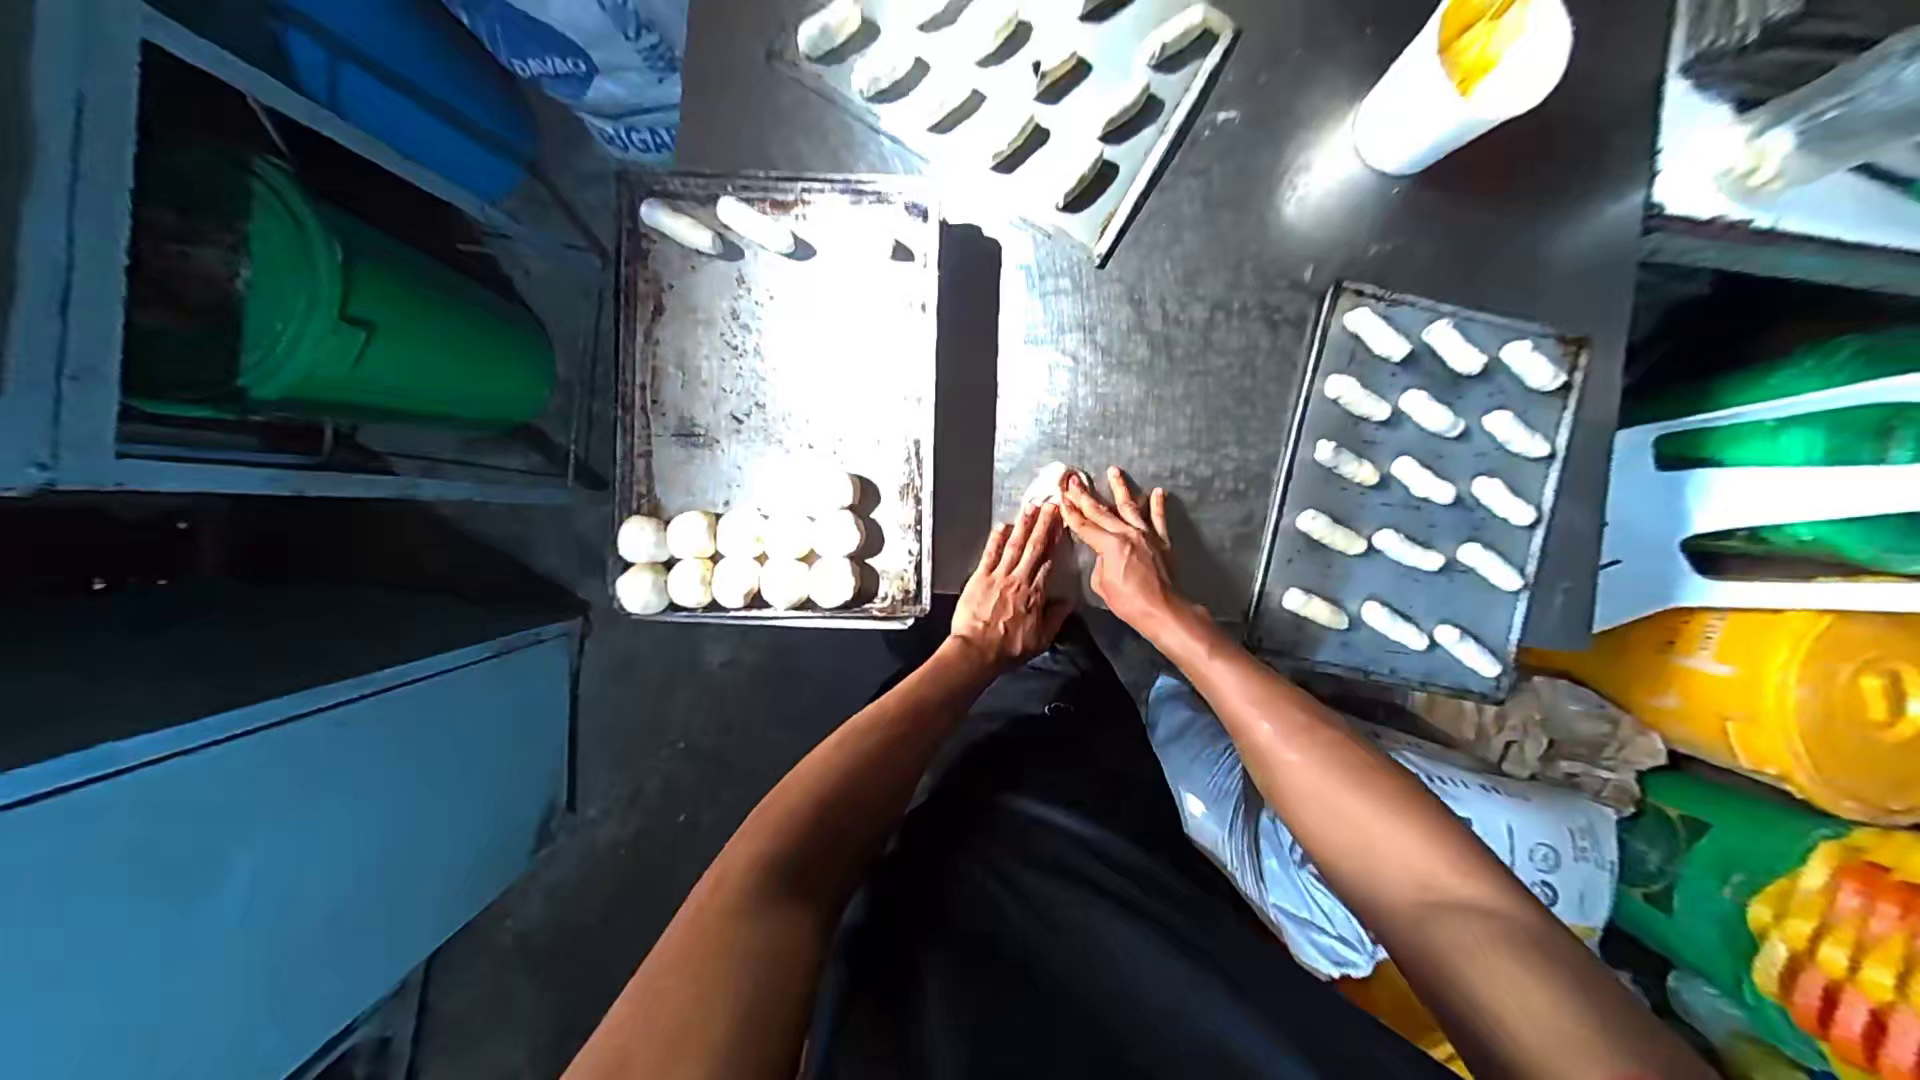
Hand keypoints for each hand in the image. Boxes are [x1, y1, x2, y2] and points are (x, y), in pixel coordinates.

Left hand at [949, 503, 1072, 670]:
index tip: (1062, 526)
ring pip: (1014, 545)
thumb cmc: (1009, 648)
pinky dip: (996, 539)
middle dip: (1044, 524)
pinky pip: (990, 554)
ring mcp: (998, 576)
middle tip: (1051, 505)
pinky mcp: (979, 578)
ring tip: (1031, 507)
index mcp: (1036, 594)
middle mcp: (1019, 580)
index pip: (1049, 562)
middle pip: (1034, 547)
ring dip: (1024, 525)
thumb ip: (1056, 617)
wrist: (976, 651)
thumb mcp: (1041, 639)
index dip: (1056, 542)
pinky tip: (1002, 526)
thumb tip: (1067, 601)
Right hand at [1058, 467, 1193, 635]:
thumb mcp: (1101, 584)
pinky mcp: (1162, 542)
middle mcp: (1127, 533)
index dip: (1070, 511)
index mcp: (1109, 544)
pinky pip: (1159, 520)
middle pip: (1101, 510)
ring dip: (1120, 487)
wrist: (1162, 609)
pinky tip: (1157, 491)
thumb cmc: (1128, 601)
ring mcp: (1146, 535)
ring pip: (1130, 506)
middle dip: (1084, 494)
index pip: (1084, 524)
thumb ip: (1100, 563)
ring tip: (1114, 470)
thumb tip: (1105, 555)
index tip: (1060, 497)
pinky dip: (1157, 505)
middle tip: (1074, 479)